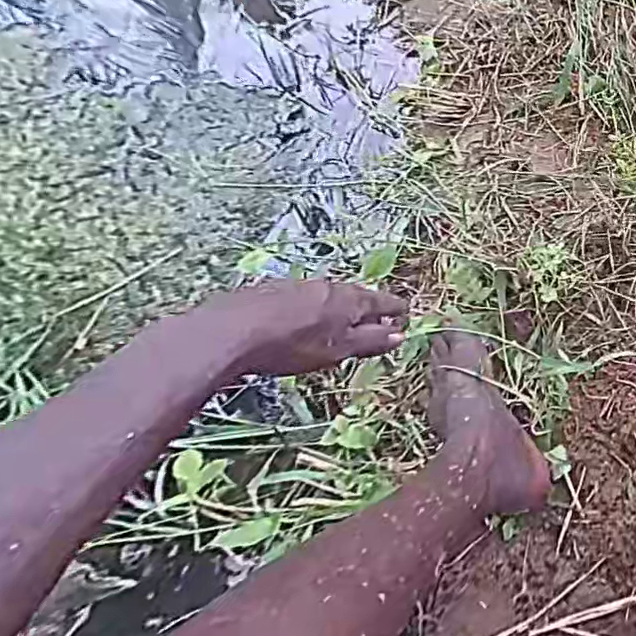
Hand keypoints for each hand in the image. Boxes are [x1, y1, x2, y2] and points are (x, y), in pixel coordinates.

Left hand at [190, 279, 408, 375]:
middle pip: (357, 296)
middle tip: (376, 322)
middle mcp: (329, 285)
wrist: (229, 332)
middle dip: (368, 309)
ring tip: (339, 324)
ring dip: (339, 309)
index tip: (406, 315)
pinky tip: (302, 322)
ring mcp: (299, 285)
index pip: (384, 301)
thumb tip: (400, 335)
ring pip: (329, 296)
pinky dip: (313, 309)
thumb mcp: (338, 350)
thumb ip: (371, 341)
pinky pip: (304, 298)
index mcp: (350, 299)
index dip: (397, 309)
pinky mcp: (272, 290)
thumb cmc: (292, 345)